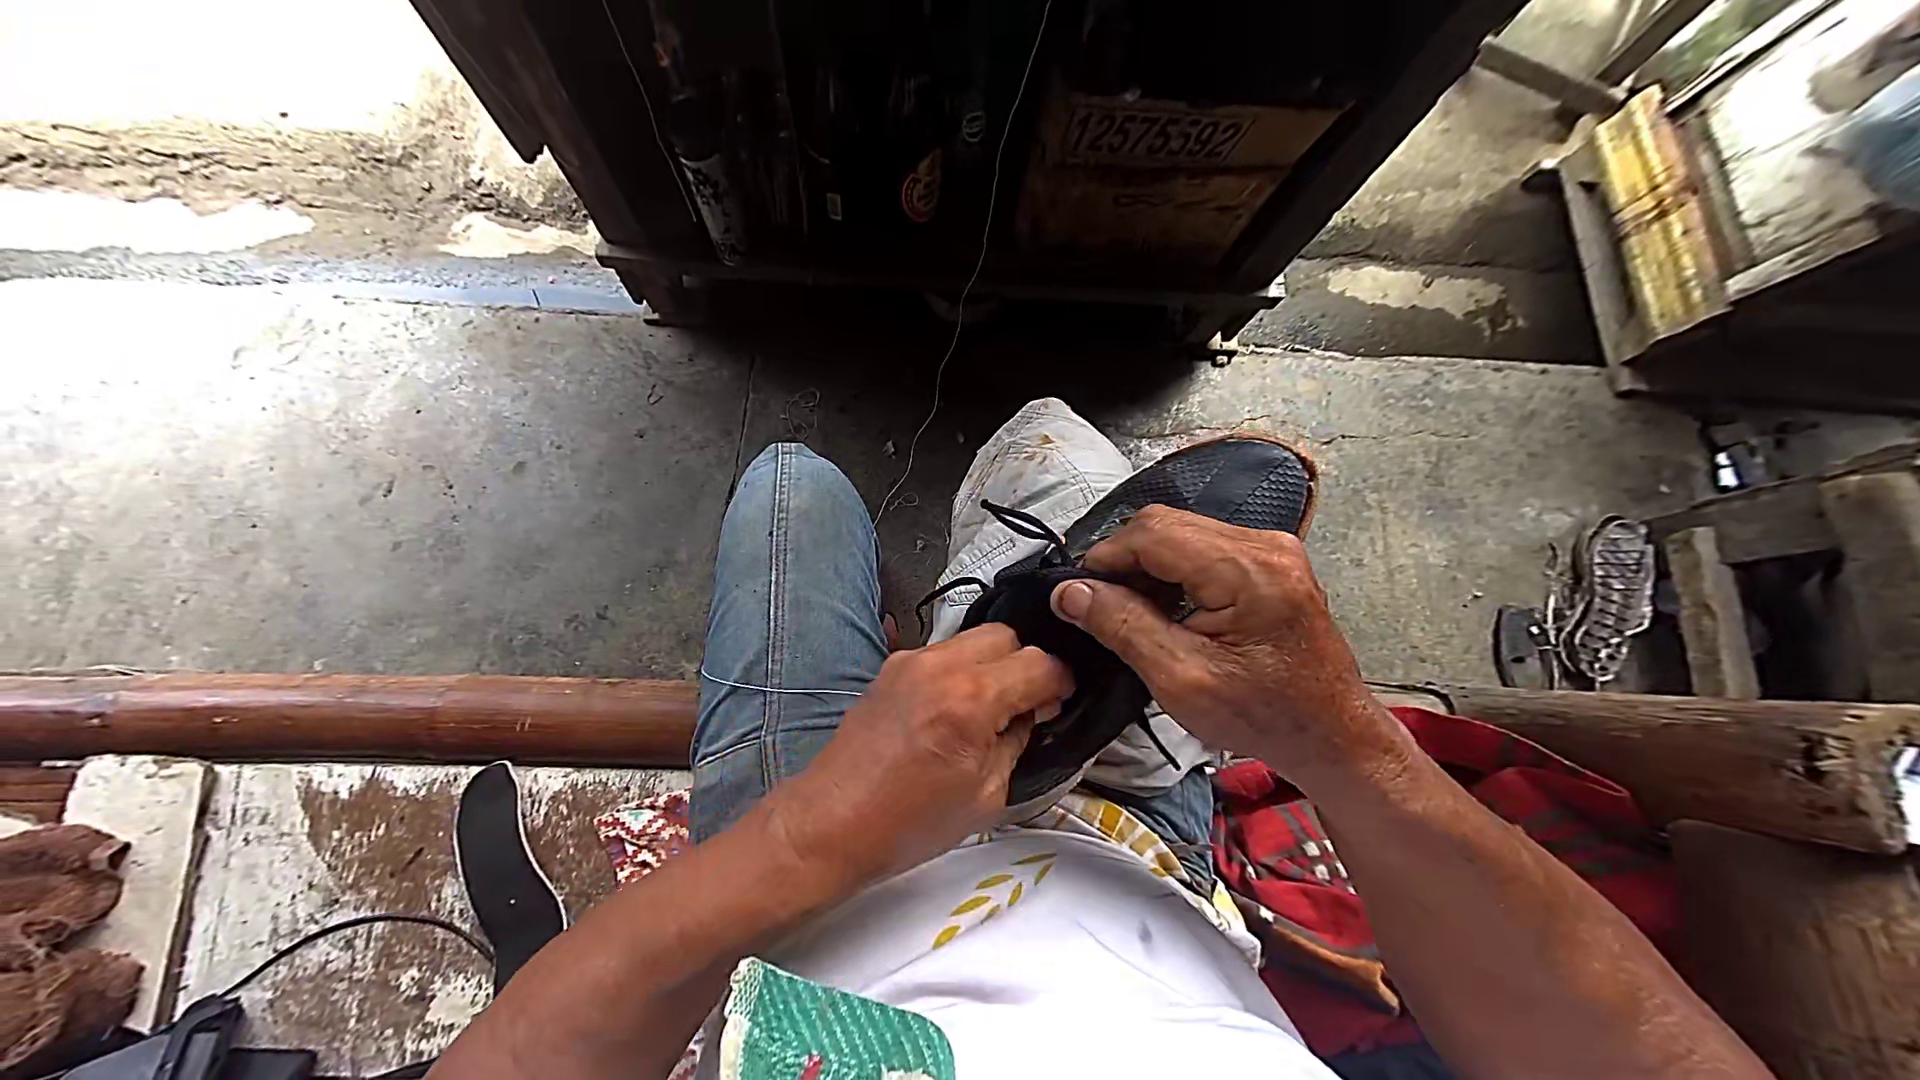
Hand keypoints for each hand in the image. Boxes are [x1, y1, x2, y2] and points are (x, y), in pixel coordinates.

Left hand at [763, 624, 1073, 888]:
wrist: (833, 822)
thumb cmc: (905, 822)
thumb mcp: (987, 794)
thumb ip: (1018, 741)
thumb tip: (1033, 713)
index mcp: (970, 699)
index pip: (1039, 663)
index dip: (1061, 682)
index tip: (1061, 699)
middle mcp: (940, 666)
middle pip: (1007, 635)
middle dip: (1027, 663)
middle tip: (1029, 702)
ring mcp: (911, 661)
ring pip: (974, 638)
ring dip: (993, 664)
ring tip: (991, 707)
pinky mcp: (891, 667)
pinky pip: (943, 652)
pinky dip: (962, 669)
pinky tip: (958, 706)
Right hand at [1049, 505, 1406, 786]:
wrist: (1330, 735)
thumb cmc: (1267, 718)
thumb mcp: (1181, 679)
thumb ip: (1121, 626)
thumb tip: (1070, 592)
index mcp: (1249, 571)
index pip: (1151, 533)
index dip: (1104, 558)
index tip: (1078, 593)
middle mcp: (1264, 546)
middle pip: (1163, 524)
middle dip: (1122, 560)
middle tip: (1100, 605)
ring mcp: (1269, 549)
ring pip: (1177, 531)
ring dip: (1144, 565)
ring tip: (1131, 610)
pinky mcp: (1266, 560)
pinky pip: (1199, 545)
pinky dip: (1168, 569)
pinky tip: (1162, 605)